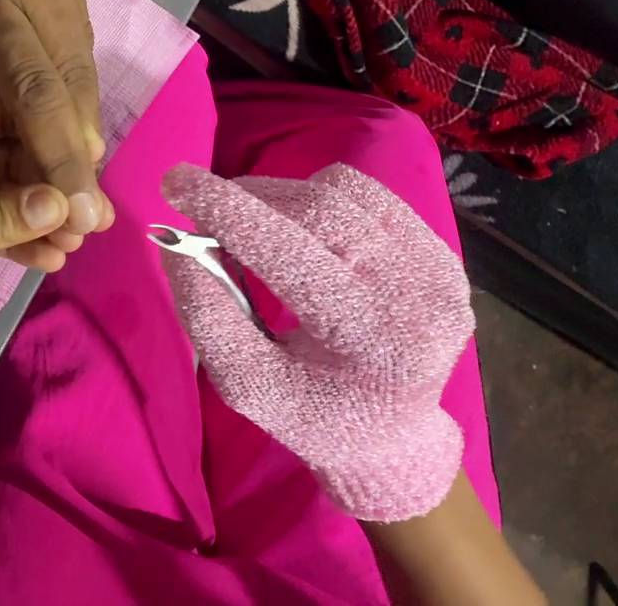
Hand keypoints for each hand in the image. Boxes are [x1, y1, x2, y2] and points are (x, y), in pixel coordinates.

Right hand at [162, 163, 473, 522]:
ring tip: (255, 229)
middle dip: (247, 199)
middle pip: (316, 208)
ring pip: (339, 191)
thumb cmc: (312, 415)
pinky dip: (317, 199)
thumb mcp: (246, 385)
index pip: (289, 251)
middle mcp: (420, 299)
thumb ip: (206, 316)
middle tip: (205, 213)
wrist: (394, 435)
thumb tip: (177, 246)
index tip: (174, 181)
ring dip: (279, 197)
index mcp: (373, 342)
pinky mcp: (443, 253)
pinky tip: (303, 232)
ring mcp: (440, 271)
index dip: (226, 210)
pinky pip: (364, 194)